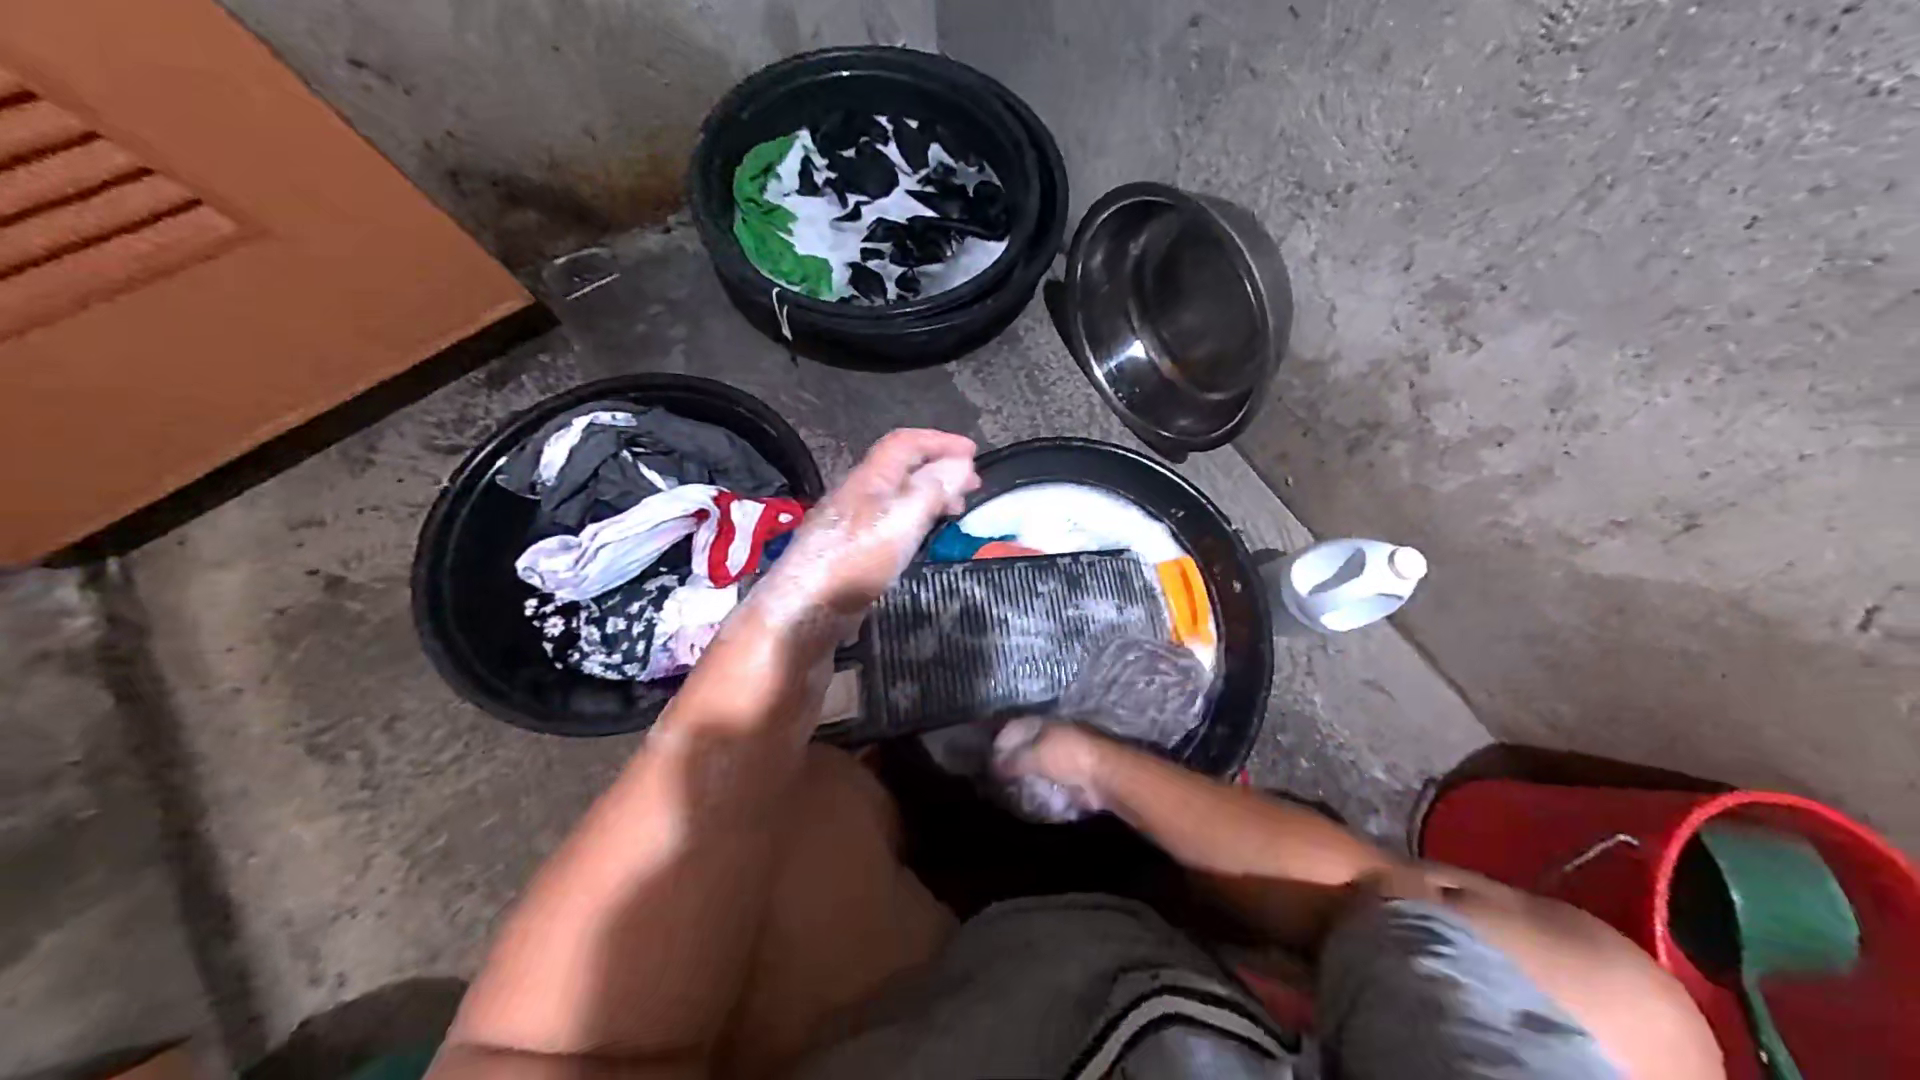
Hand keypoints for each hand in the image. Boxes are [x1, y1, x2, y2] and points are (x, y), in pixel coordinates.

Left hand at [753, 429, 978, 618]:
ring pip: (896, 498)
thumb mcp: (901, 520)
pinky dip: (915, 521)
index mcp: (869, 479)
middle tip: (970, 485)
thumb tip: (960, 463)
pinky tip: (921, 540)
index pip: (905, 444)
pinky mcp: (849, 553)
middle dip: (939, 469)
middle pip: (901, 469)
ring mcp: (850, 525)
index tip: (972, 452)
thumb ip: (932, 490)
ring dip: (929, 496)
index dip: (939, 441)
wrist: (805, 611)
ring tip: (954, 511)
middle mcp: (857, 495)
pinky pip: (890, 523)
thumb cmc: (854, 560)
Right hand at [993, 719, 1112, 814]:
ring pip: (1037, 767)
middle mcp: (1053, 737)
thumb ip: (1012, 761)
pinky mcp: (1073, 778)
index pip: (1015, 728)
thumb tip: (993, 767)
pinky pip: (1049, 783)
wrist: (1104, 776)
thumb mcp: (1033, 756)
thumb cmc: (1067, 757)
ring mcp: (1064, 758)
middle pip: (1025, 748)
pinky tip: (1027, 798)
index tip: (986, 757)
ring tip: (1007, 791)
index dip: (1000, 741)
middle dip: (1011, 762)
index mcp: (1043, 724)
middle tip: (994, 778)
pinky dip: (1039, 790)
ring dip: (1025, 777)